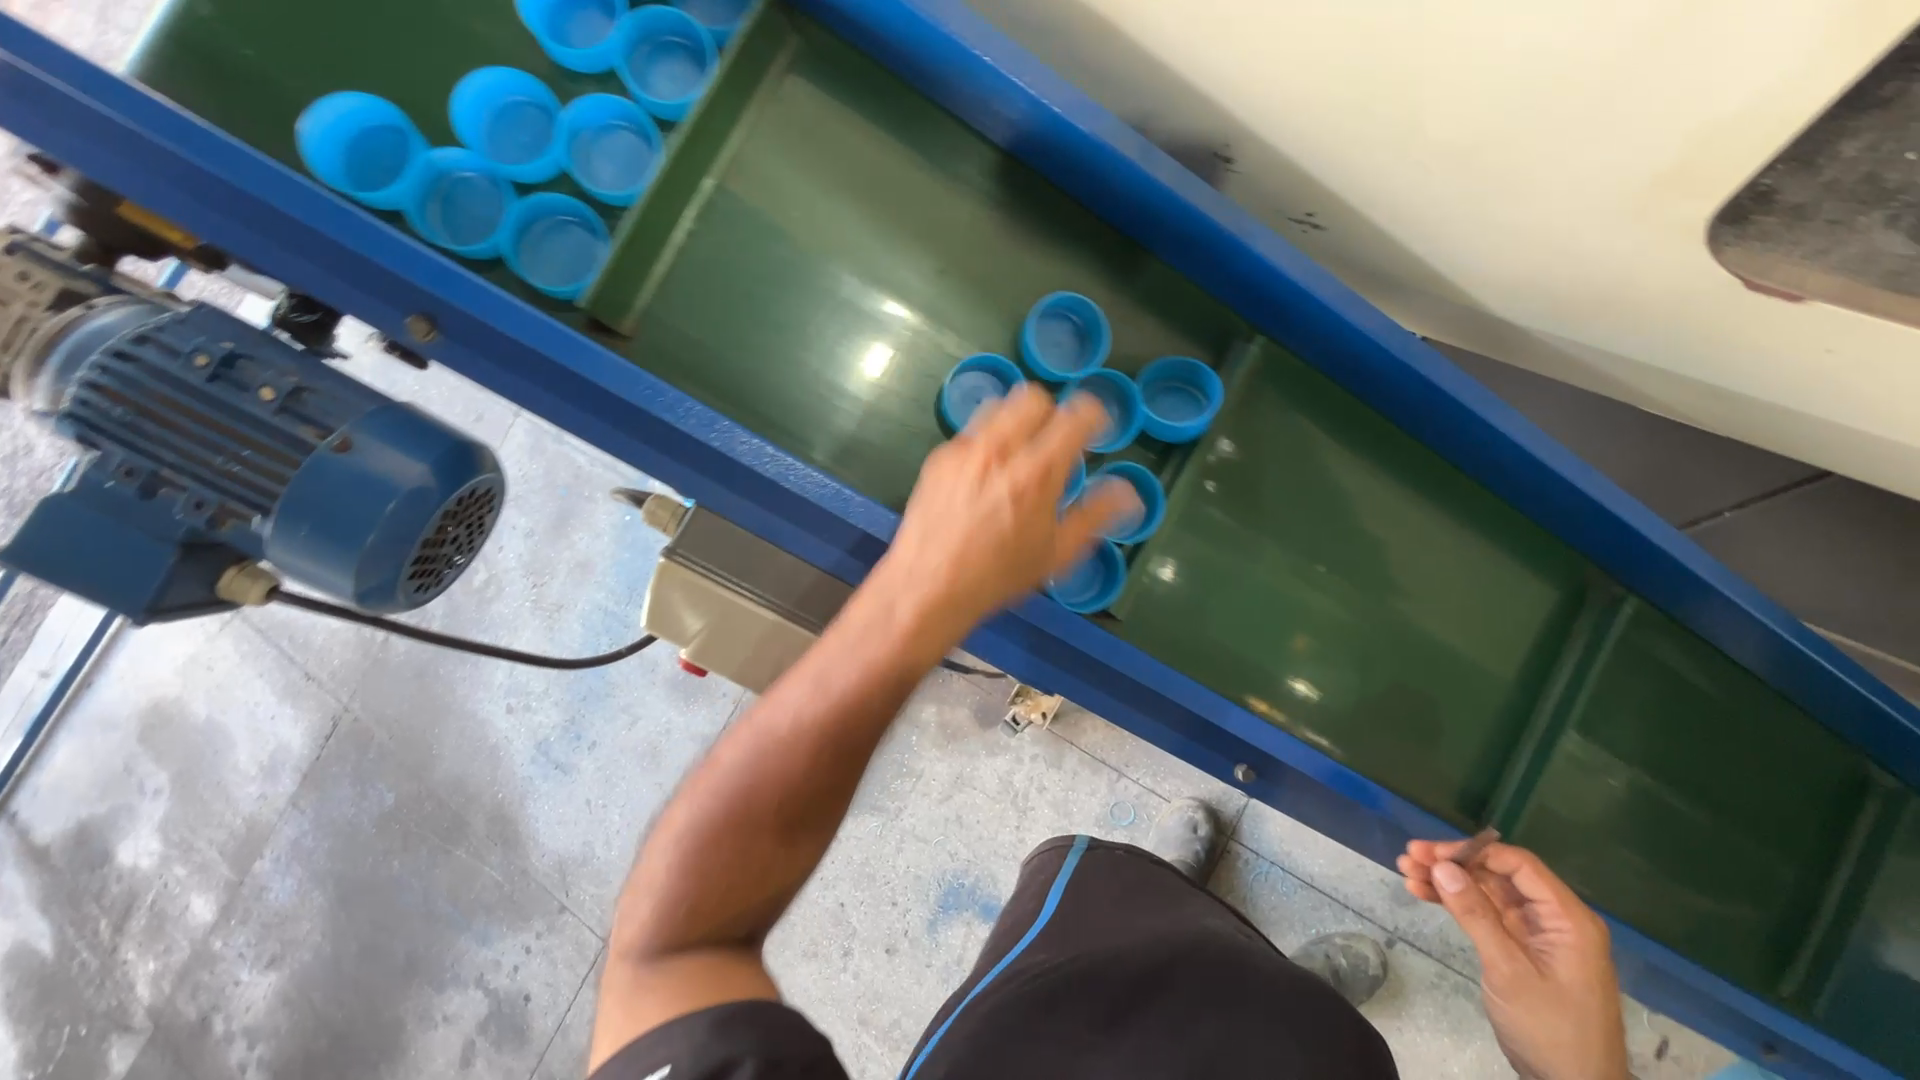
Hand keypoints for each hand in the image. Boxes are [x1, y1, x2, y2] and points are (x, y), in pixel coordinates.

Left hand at [870, 384, 1140, 643]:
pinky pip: (971, 433)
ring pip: (999, 406)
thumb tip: (1129, 493)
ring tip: (1018, 454)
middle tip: (1054, 443)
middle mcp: (1001, 449)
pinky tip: (984, 476)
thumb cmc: (999, 576)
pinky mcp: (939, 457)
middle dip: (1051, 414)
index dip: (1094, 416)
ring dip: (1016, 421)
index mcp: (1038, 472)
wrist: (928, 586)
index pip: (1077, 415)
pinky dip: (986, 443)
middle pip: (1034, 398)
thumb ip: (1096, 515)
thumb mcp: (1056, 554)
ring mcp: (965, 450)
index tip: (1096, 432)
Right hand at [1399, 840, 1628, 1079]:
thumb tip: (1443, 866)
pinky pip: (1488, 916)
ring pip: (1488, 893)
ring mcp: (1539, 936)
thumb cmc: (1549, 1028)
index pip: (1518, 865)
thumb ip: (1476, 915)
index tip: (1429, 853)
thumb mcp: (1509, 971)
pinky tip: (1425, 895)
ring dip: (1449, 882)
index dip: (1472, 852)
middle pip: (1499, 876)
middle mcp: (1555, 920)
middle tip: (1408, 858)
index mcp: (1568, 919)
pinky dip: (1458, 905)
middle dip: (1453, 864)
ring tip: (1406, 872)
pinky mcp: (1524, 951)